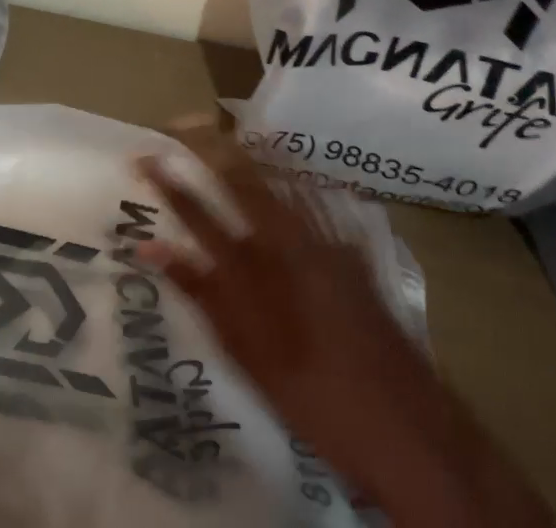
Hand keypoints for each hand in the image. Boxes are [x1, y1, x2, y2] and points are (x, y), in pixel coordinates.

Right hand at [136, 118, 553, 527]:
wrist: (414, 434)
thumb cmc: (313, 397)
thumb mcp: (243, 352)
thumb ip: (198, 291)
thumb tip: (147, 247)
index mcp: (257, 270)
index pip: (198, 211)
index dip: (166, 179)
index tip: (141, 153)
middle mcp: (294, 248)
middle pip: (247, 182)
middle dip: (213, 147)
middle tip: (186, 121)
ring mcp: (332, 250)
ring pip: (289, 184)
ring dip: (257, 154)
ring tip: (235, 130)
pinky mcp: (358, 262)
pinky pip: (321, 202)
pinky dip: (299, 179)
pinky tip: (298, 174)